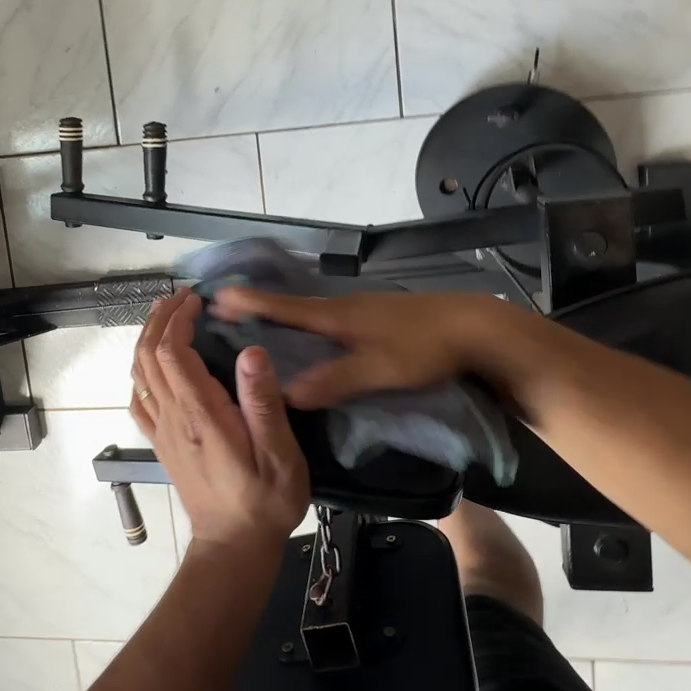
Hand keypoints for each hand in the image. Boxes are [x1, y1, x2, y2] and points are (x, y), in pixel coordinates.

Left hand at [129, 292, 310, 552]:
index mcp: (200, 413)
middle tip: (181, 296)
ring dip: (148, 338)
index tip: (197, 298)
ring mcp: (162, 431)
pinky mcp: (162, 444)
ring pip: (139, 374)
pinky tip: (155, 362)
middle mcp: (173, 417)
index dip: (178, 319)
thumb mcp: (279, 453)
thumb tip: (250, 351)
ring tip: (166, 315)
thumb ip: (263, 402)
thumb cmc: (263, 500)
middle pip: (148, 356)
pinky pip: (139, 399)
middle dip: (159, 319)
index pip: (172, 352)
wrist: (233, 548)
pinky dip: (142, 370)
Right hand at [210, 287, 518, 408]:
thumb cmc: (424, 347)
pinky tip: (307, 338)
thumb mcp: (379, 369)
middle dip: (258, 309)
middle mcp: (345, 307)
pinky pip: (328, 320)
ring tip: (256, 326)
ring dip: (282, 317)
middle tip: (224, 311)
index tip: (217, 296)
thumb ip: (335, 380)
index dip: (251, 304)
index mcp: (338, 316)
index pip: (285, 309)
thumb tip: (286, 393)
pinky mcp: (377, 319)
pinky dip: (306, 325)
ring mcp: (363, 311)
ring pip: (311, 313)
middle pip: (292, 307)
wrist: (474, 328)